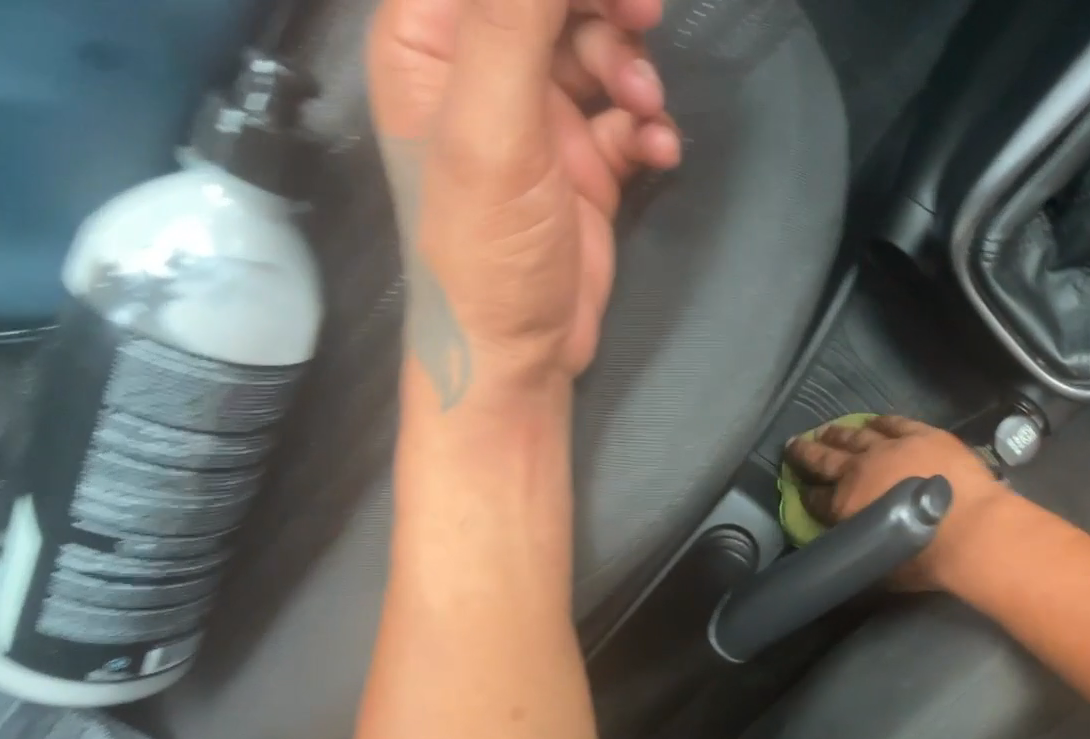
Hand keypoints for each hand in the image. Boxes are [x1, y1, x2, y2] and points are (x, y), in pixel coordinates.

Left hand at [368, 0, 681, 411]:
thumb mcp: (490, 129)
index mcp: (430, 42)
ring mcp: (538, 120)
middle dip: (603, 9)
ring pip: (597, 52)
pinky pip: (625, 119)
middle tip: (645, 20)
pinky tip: (659, 152)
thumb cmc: (484, 248)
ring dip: (632, 71)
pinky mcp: (584, 165)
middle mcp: (482, 70)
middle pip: (550, 2)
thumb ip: (512, 23)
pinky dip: (648, 128)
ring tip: (645, 110)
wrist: (521, 353)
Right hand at [785, 416, 1020, 590]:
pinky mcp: (921, 435)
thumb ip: (862, 559)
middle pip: (825, 459)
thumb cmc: (924, 558)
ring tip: (827, 430)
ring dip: (839, 433)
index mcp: (846, 507)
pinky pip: (895, 423)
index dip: (807, 496)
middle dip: (807, 454)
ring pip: (856, 435)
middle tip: (794, 445)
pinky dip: (882, 421)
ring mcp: (891, 448)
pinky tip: (873, 420)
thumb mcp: (881, 571)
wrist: (967, 529)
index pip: (817, 501)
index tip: (801, 491)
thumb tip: (853, 561)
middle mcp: (860, 471)